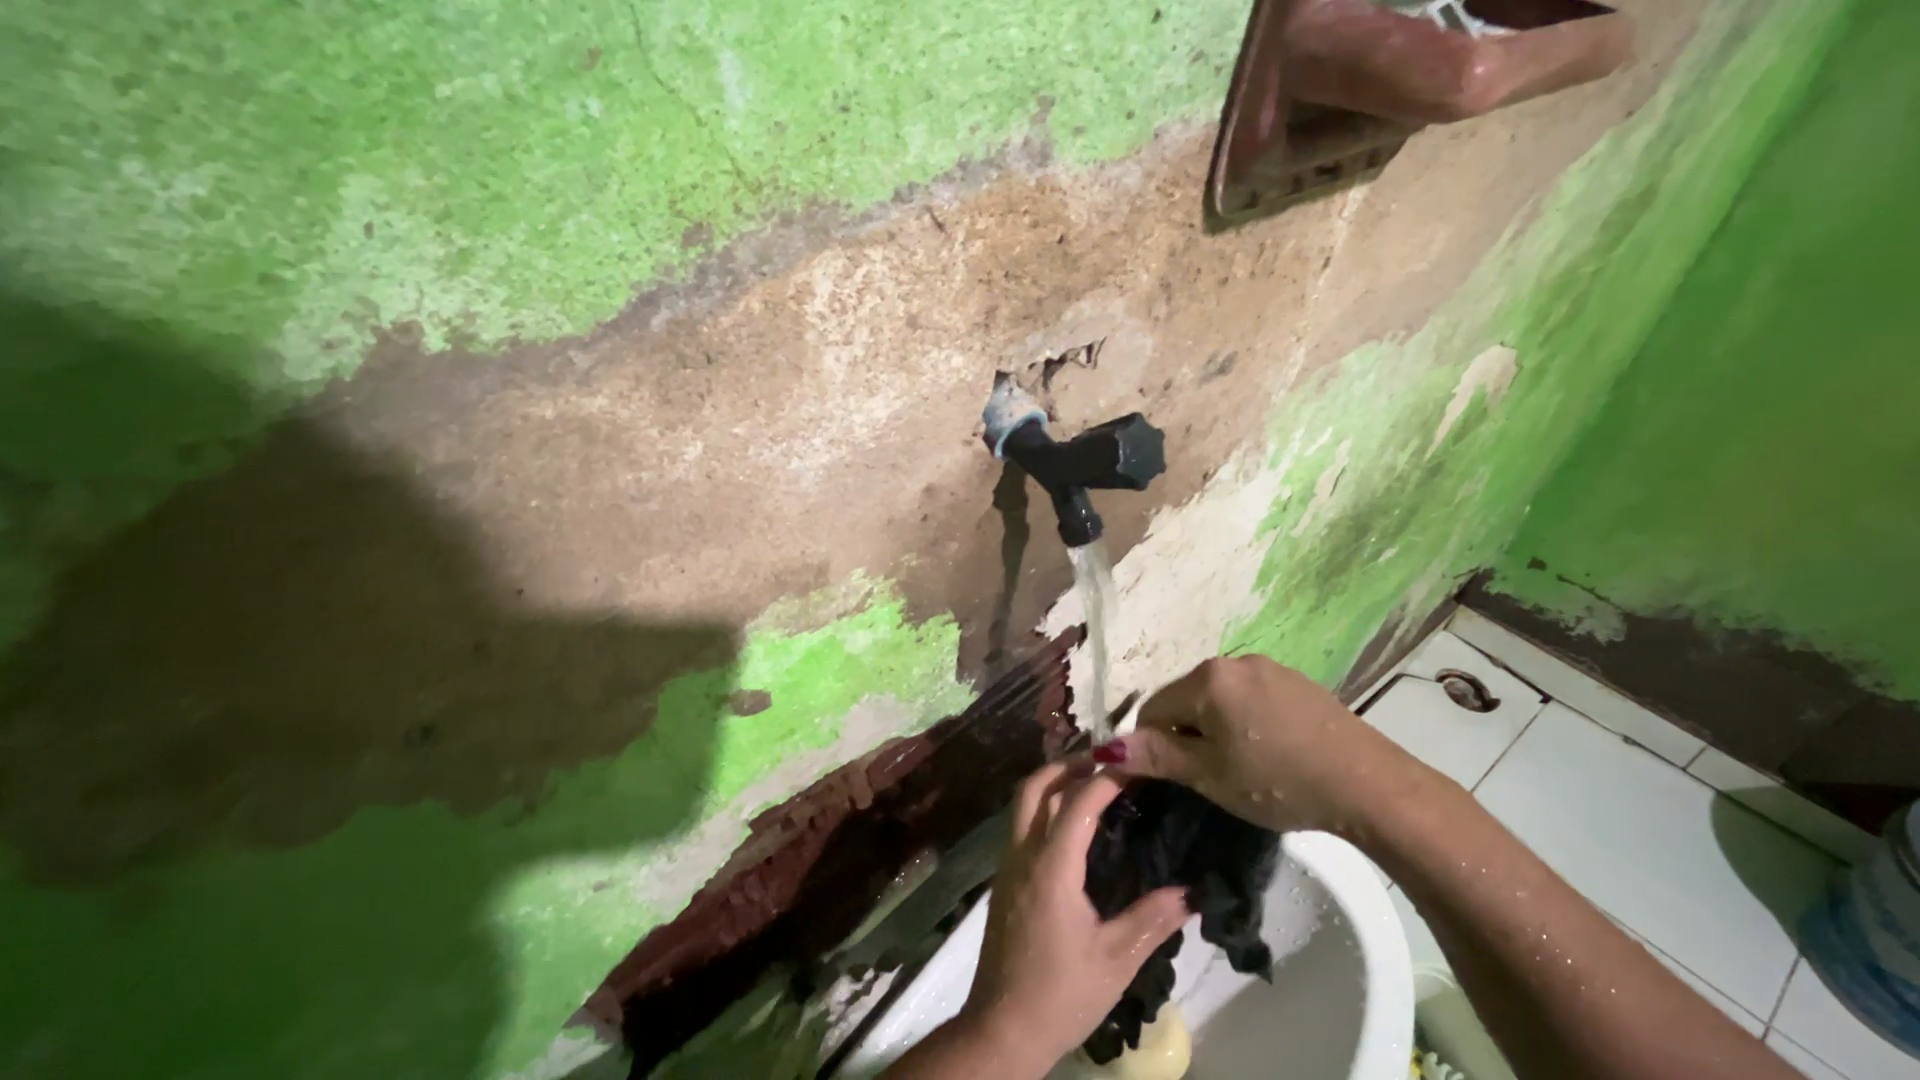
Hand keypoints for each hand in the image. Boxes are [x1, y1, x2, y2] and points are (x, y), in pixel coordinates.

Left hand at [959, 761, 1190, 1071]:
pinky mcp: (1004, 884)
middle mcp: (1022, 856)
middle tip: (1109, 763)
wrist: (1001, 1028)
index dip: (1107, 777)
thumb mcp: (1116, 960)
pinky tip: (1073, 829)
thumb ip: (1153, 919)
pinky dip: (1045, 809)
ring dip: (1053, 784)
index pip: (1077, 802)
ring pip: (1023, 805)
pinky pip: (1022, 827)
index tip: (1138, 764)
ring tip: (1094, 786)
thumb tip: (1193, 890)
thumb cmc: (1061, 994)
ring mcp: (1007, 868)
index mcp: (1050, 867)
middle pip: (1035, 787)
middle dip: (1069, 766)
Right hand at [1095, 655, 1426, 835]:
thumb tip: (1105, 750)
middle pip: (1186, 699)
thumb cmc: (1278, 781)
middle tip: (1211, 777)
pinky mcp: (1297, 681)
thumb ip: (1157, 757)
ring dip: (1216, 728)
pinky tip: (1271, 753)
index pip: (1153, 709)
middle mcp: (1234, 661)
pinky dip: (1246, 722)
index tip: (1177, 779)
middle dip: (1187, 734)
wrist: (1367, 783)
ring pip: (1219, 699)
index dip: (1155, 747)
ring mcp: (1269, 668)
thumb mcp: (1209, 776)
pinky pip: (1251, 698)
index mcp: (1206, 678)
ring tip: (1243, 768)